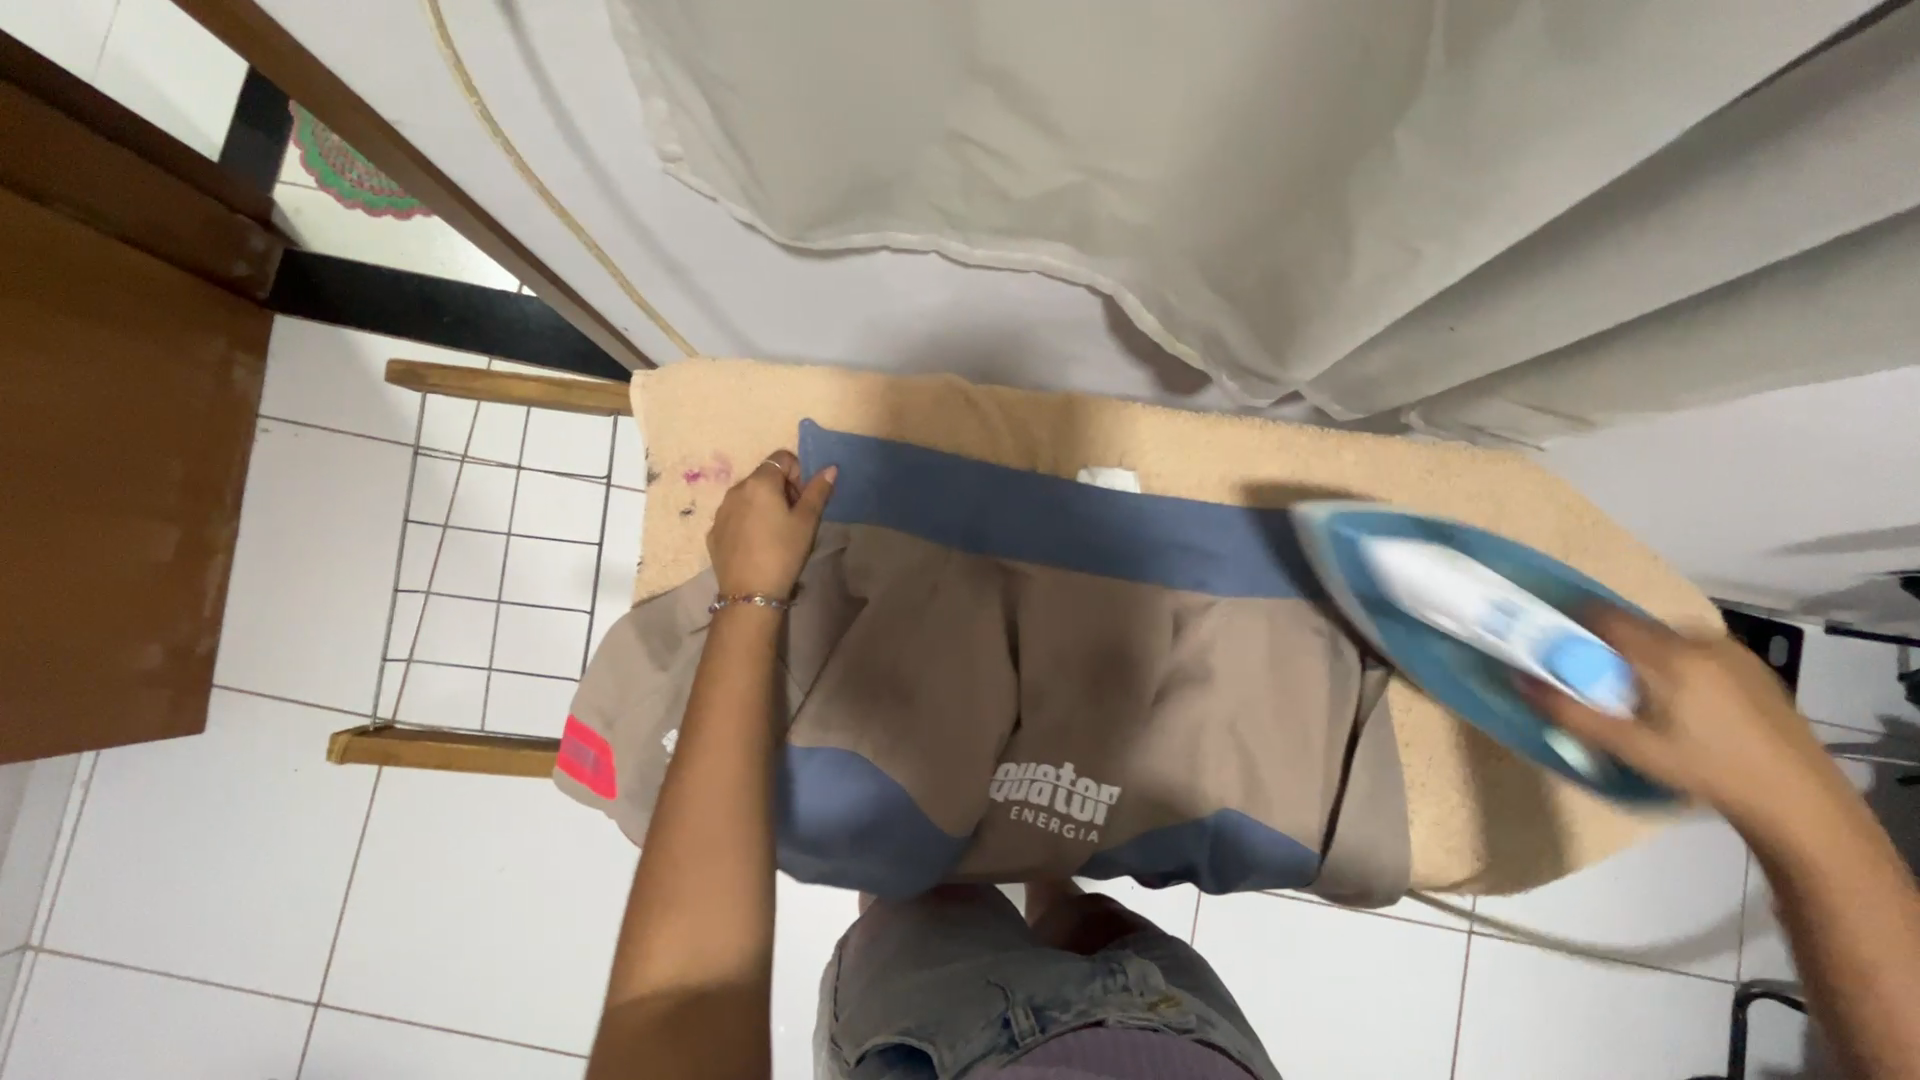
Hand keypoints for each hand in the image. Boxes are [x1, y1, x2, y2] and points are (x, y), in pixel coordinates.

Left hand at [706, 450, 835, 598]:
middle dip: (782, 490)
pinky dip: (748, 521)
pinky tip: (757, 545)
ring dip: (764, 505)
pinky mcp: (714, 532)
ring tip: (776, 533)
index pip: (782, 458)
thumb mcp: (807, 521)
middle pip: (764, 477)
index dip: (798, 473)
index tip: (804, 499)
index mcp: (759, 483)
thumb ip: (818, 491)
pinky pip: (735, 516)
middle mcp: (735, 490)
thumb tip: (830, 468)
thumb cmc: (783, 552)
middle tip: (795, 518)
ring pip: (748, 496)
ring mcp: (721, 511)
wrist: (750, 593)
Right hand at [1523, 608, 1850, 831]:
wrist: (1796, 798)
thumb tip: (1519, 678)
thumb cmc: (1702, 770)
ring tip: (1639, 697)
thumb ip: (1568, 711)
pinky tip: (1681, 703)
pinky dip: (1673, 664)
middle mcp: (1700, 640)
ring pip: (1664, 638)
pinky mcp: (1753, 666)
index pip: (1603, 615)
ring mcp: (1732, 651)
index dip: (1571, 621)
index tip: (1553, 642)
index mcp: (1668, 654)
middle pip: (1633, 626)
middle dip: (1606, 646)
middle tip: (1595, 682)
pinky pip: (1694, 650)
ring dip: (1641, 655)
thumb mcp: (1626, 746)